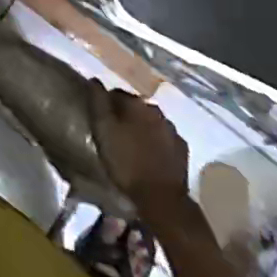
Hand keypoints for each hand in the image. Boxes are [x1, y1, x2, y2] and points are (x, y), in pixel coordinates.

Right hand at [89, 80, 191, 214]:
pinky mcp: (182, 148)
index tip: (99, 117)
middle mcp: (156, 110)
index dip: (105, 103)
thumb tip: (95, 79)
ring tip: (132, 144)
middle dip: (125, 114)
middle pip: (135, 106)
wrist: (161, 198)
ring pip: (151, 121)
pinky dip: (157, 142)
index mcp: (135, 103)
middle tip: (114, 132)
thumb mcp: (103, 131)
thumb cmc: (126, 163)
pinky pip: (165, 138)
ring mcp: (172, 129)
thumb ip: (98, 103)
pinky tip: (151, 155)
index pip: (116, 93)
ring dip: (142, 127)